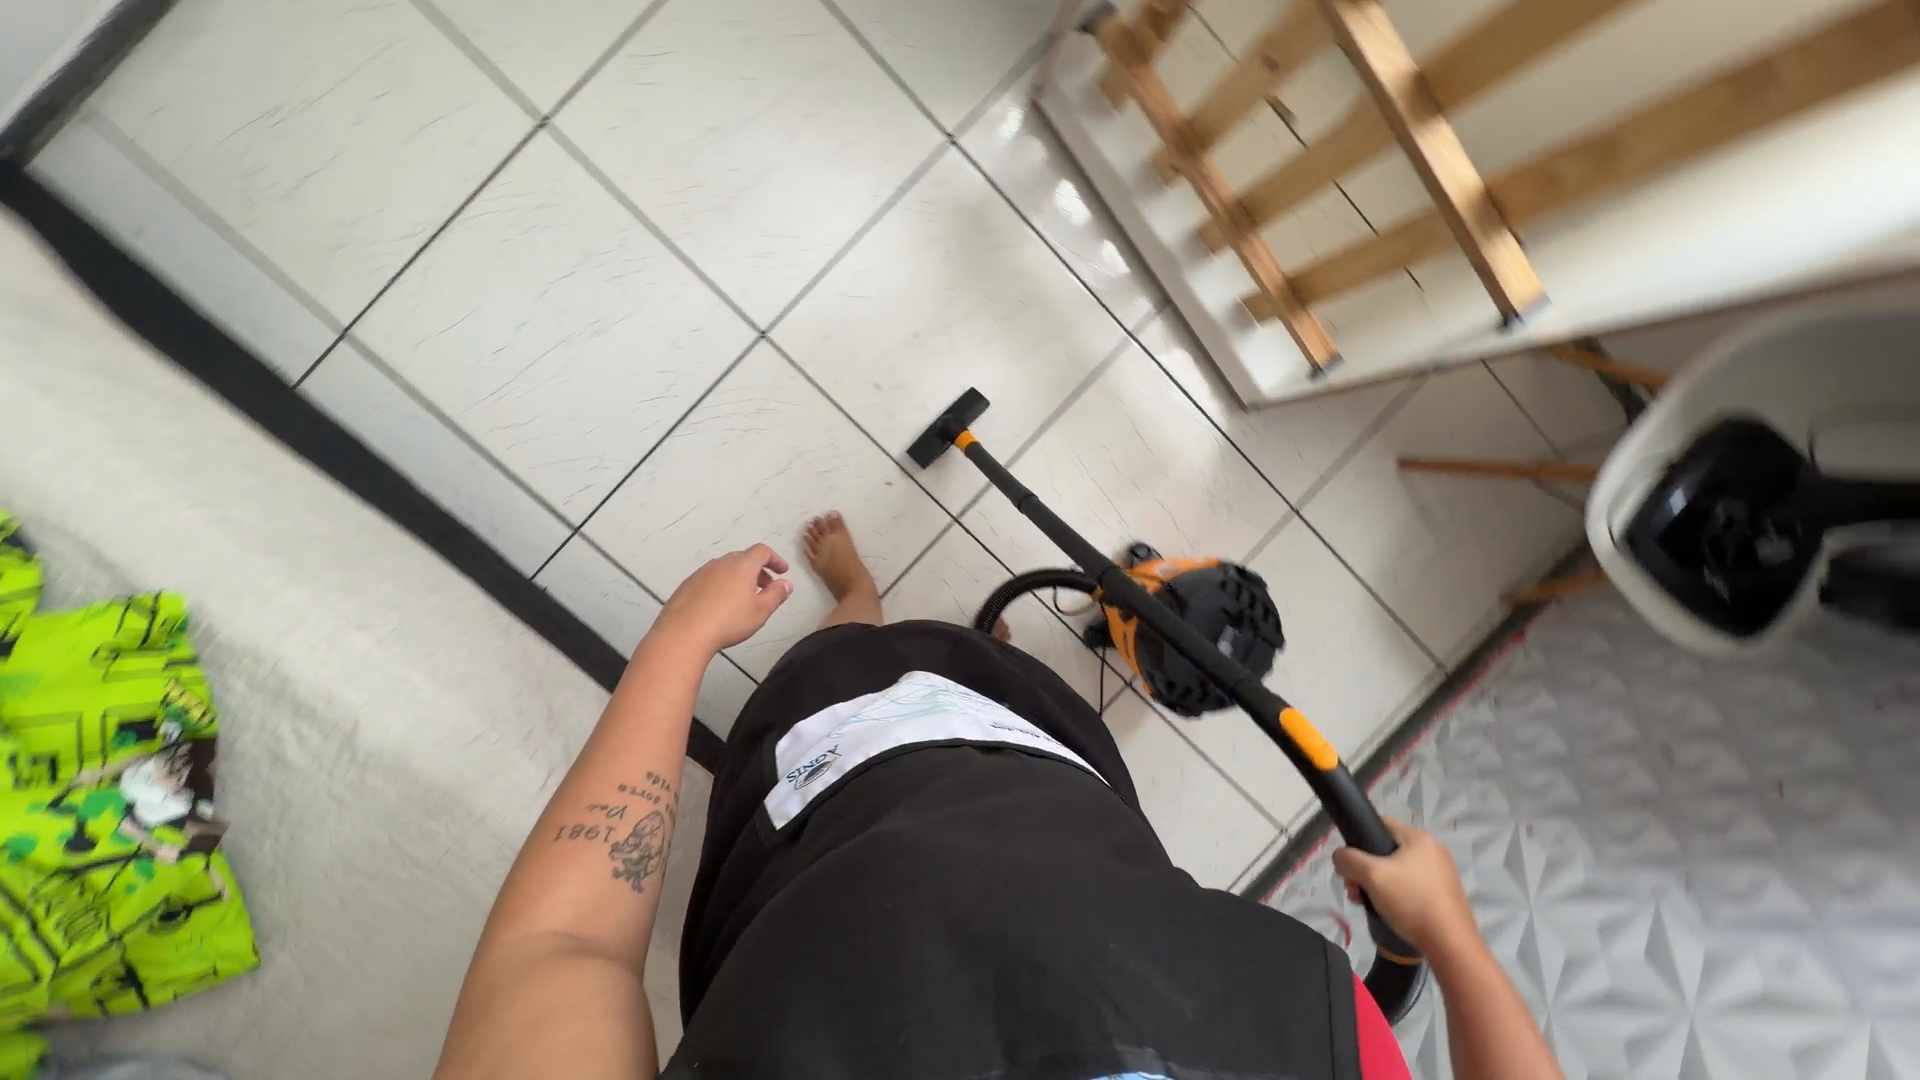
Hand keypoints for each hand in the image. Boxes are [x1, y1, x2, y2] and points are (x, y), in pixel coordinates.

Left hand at [653, 544, 793, 654]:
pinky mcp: (686, 586)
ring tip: (743, 598)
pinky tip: (720, 606)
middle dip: (757, 570)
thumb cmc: (728, 622)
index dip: (775, 559)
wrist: (683, 634)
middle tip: (766, 586)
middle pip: (743, 559)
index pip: (762, 552)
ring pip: (725, 569)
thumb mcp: (761, 611)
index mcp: (742, 566)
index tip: (782, 571)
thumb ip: (777, 595)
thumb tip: (787, 584)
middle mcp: (721, 564)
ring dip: (738, 578)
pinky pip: (709, 580)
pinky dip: (720, 586)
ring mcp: (701, 573)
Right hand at [1331, 818, 1478, 957]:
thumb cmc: (1411, 901)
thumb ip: (1348, 859)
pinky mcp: (1444, 896)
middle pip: (1385, 852)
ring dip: (1375, 885)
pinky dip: (1394, 896)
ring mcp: (1441, 875)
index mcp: (1419, 839)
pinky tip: (1385, 912)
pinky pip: (1409, 888)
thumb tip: (1340, 857)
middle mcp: (1433, 852)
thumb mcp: (1371, 875)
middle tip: (1354, 889)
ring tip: (1366, 904)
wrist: (1452, 946)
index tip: (1350, 863)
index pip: (1380, 825)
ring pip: (1395, 872)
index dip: (1358, 839)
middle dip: (1364, 870)